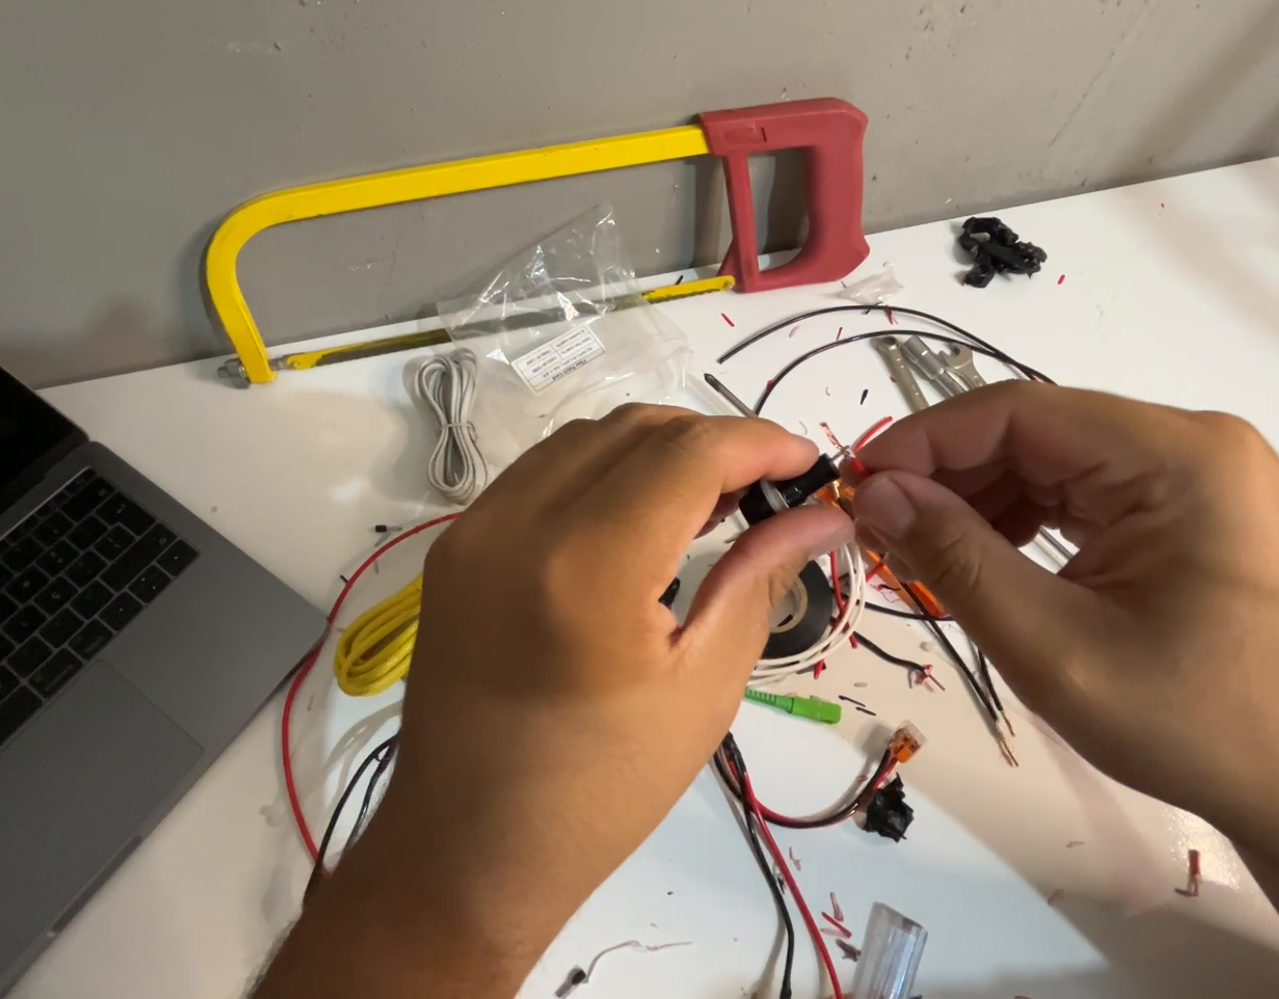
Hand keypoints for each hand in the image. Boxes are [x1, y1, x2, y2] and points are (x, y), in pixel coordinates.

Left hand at [381, 404, 851, 927]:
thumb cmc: (601, 789)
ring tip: (710, 499)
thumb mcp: (703, 687)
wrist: (467, 848)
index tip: (807, 465)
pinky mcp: (457, 542)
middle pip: (637, 430)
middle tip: (765, 489)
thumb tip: (821, 515)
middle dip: (713, 441)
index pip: (686, 455)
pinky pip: (544, 468)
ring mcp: (474, 527)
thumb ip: (760, 577)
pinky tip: (639, 513)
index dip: (757, 443)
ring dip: (659, 448)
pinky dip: (605, 468)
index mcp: (585, 570)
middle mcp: (517, 524)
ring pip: (588, 437)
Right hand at [849, 383, 1278, 832]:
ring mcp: (1190, 471)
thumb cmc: (1189, 724)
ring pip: (1044, 457)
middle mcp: (1191, 443)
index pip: (1021, 412)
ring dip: (972, 497)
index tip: (858, 481)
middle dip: (944, 474)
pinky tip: (976, 554)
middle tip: (876, 524)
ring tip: (916, 547)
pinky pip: (1072, 487)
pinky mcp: (1180, 503)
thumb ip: (956, 558)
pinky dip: (1012, 516)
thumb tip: (874, 493)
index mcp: (1180, 458)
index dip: (926, 439)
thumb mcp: (1051, 646)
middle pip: (1031, 430)